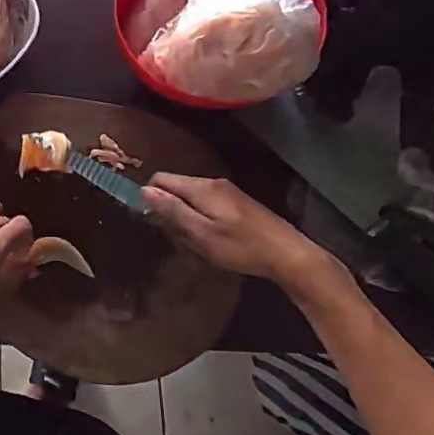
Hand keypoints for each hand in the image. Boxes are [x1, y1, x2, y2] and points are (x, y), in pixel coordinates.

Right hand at [141, 173, 341, 284]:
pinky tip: (210, 235)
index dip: (150, 196)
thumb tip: (144, 190)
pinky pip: (206, 201)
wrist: (289, 255)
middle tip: (175, 235)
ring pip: (191, 194)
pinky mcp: (238, 202)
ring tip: (193, 239)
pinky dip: (200, 215)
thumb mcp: (201, 233)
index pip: (161, 179)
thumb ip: (172, 210)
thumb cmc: (241, 247)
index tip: (153, 221)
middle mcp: (213, 182)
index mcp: (201, 187)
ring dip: (184, 213)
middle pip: (176, 185)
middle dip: (168, 206)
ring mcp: (228, 191)